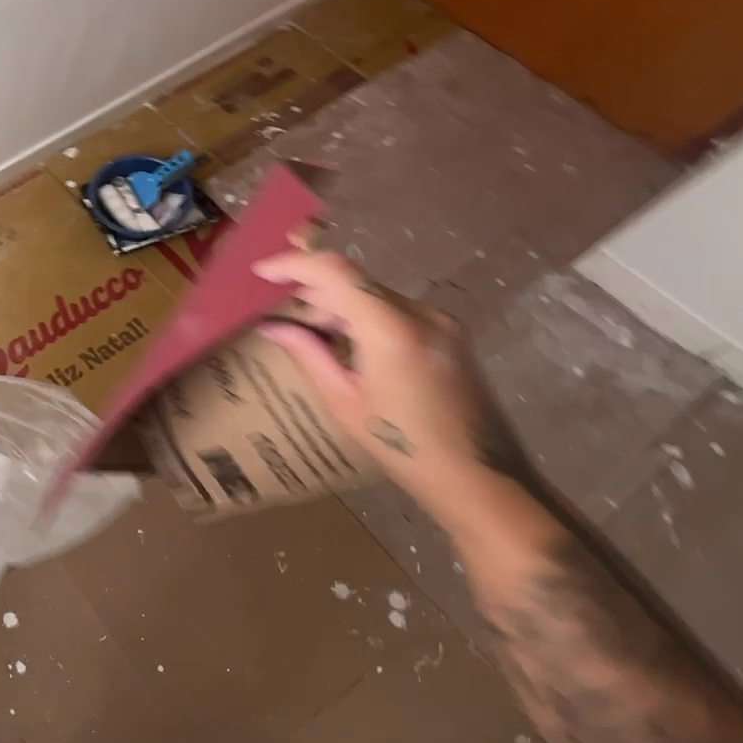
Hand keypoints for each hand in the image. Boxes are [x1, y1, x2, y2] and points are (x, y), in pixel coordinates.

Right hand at [253, 247, 511, 520]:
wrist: (481, 477)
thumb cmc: (403, 447)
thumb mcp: (343, 401)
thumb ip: (308, 354)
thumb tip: (272, 326)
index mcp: (391, 331)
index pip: (336, 273)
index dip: (294, 265)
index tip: (262, 272)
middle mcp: (421, 314)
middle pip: (355, 281)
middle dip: (313, 290)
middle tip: (282, 313)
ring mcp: (441, 322)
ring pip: (374, 293)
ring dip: (338, 304)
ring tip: (315, 334)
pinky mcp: (449, 333)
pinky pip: (395, 309)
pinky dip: (364, 315)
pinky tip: (349, 344)